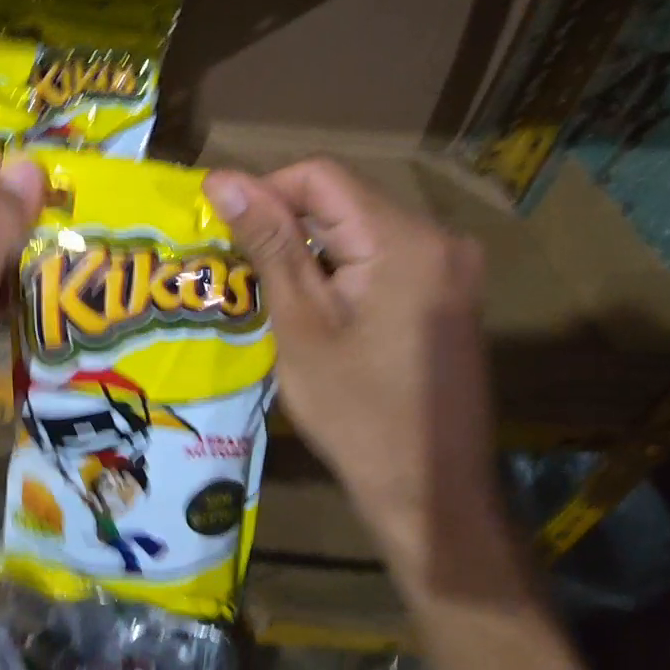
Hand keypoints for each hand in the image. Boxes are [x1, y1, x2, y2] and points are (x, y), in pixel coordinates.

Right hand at [202, 160, 495, 564]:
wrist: (431, 494)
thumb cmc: (357, 411)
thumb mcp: (300, 322)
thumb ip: (267, 241)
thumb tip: (220, 178)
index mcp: (405, 241)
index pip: (319, 176)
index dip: (264, 191)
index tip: (224, 233)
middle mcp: (437, 239)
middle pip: (340, 197)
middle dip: (282, 220)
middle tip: (237, 263)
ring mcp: (448, 267)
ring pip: (355, 225)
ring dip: (305, 244)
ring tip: (262, 283)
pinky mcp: (444, 292)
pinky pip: (377, 253)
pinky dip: (335, 265)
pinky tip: (307, 302)